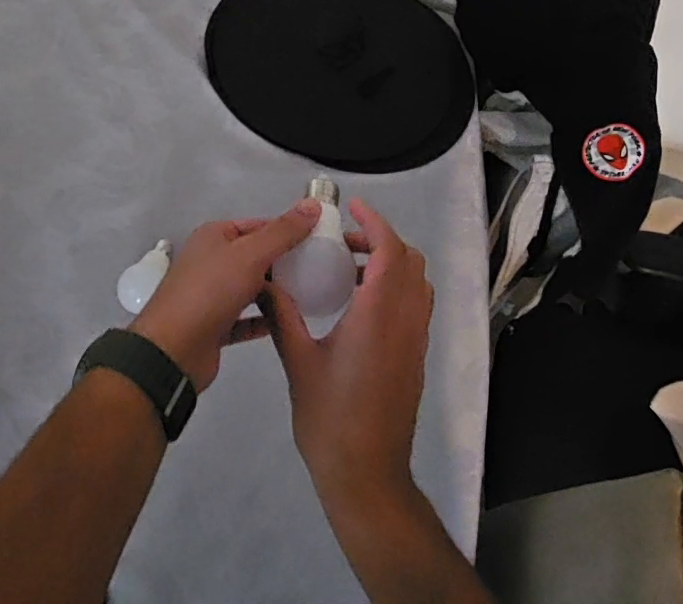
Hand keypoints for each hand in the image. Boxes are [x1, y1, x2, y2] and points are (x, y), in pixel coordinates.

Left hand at [129, 200, 318, 390]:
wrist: (174, 350)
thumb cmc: (210, 292)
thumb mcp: (251, 254)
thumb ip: (283, 231)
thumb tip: (313, 203)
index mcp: (214, 237)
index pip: (257, 225)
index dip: (286, 230)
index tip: (318, 240)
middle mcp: (210, 262)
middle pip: (255, 256)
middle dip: (284, 262)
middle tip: (319, 268)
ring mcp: (210, 295)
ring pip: (250, 288)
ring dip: (276, 291)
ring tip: (310, 293)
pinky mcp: (214, 326)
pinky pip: (246, 318)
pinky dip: (265, 319)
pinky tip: (288, 321)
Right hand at [262, 198, 431, 500]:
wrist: (367, 473)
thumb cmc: (329, 419)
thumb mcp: (298, 363)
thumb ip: (283, 316)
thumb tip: (265, 284)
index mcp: (378, 315)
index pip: (390, 250)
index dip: (375, 222)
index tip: (353, 208)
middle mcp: (406, 321)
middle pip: (410, 261)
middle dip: (382, 240)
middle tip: (345, 242)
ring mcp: (416, 341)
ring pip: (417, 284)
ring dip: (392, 265)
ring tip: (350, 270)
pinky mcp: (416, 358)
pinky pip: (416, 307)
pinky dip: (396, 289)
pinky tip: (360, 306)